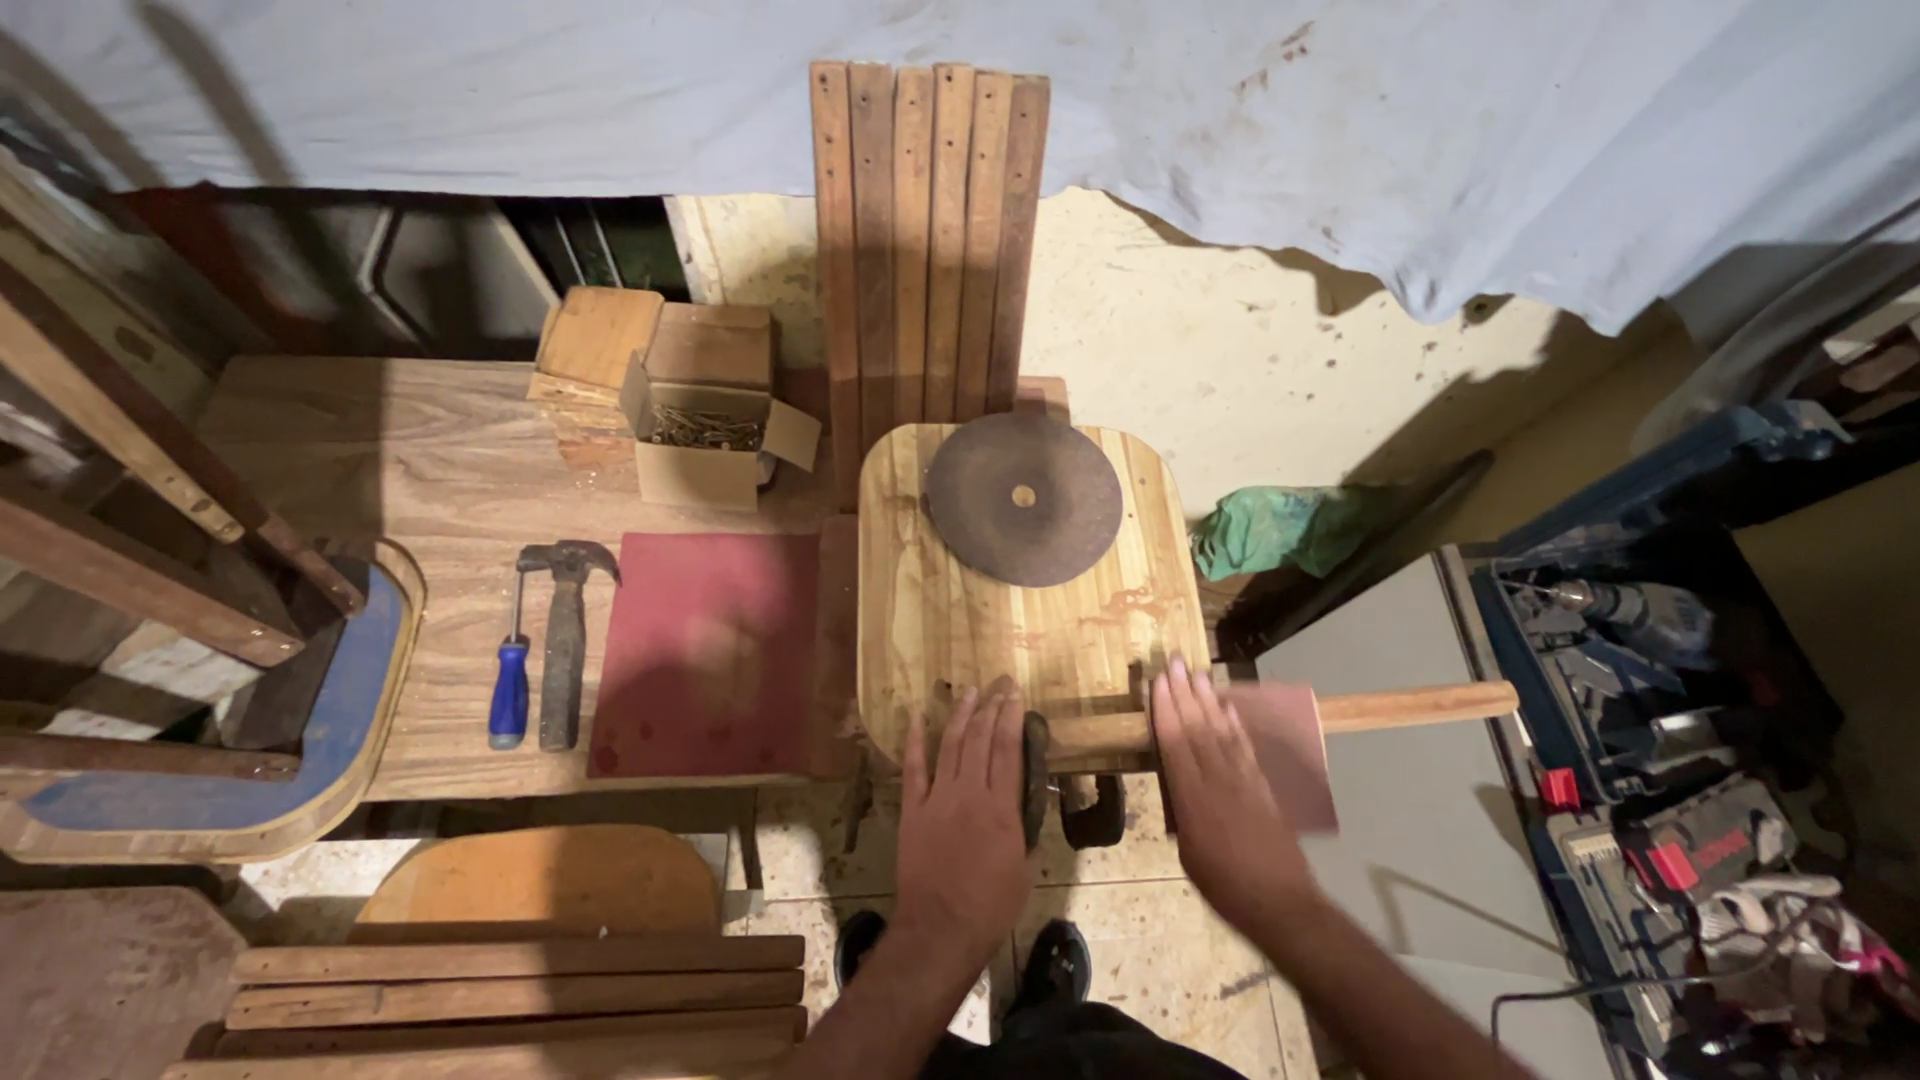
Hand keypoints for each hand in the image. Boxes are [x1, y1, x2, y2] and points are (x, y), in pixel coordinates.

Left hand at [893, 687, 1035, 970]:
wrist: (940, 927)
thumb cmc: (990, 906)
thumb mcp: (1024, 869)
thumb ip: (1026, 832)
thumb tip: (1027, 807)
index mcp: (1001, 808)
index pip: (1008, 750)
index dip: (1012, 719)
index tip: (1015, 695)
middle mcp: (969, 793)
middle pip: (980, 740)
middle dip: (990, 708)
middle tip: (997, 684)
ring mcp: (937, 798)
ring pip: (951, 745)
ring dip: (960, 715)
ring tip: (968, 692)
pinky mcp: (913, 810)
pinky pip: (913, 768)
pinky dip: (914, 740)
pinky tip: (917, 717)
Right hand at [1153, 656, 1322, 936]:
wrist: (1281, 904)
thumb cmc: (1224, 887)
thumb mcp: (1188, 853)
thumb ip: (1183, 813)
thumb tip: (1177, 786)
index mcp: (1193, 801)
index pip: (1175, 744)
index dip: (1166, 710)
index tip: (1158, 681)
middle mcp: (1218, 782)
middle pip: (1197, 729)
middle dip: (1185, 693)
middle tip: (1175, 662)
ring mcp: (1244, 781)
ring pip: (1221, 732)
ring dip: (1208, 700)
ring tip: (1198, 674)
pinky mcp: (1263, 787)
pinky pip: (1245, 747)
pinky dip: (1235, 724)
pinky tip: (1227, 708)